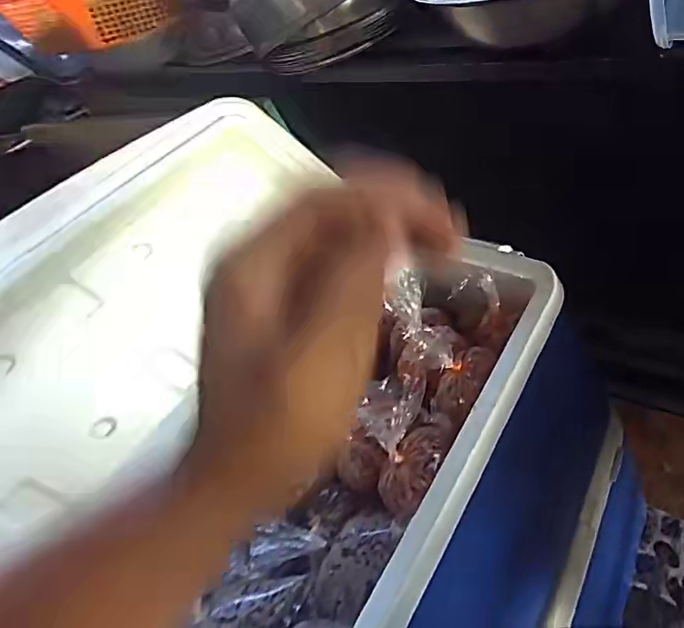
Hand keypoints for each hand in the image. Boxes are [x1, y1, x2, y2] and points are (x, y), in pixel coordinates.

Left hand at [180, 161, 461, 514]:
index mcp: (252, 264)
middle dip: (397, 204)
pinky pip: (345, 249)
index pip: (324, 200)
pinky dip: (385, 245)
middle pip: (335, 202)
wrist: (234, 487)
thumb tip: (390, 218)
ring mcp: (275, 275)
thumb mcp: (320, 355)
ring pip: (344, 222)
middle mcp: (260, 257)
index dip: (386, 196)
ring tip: (444, 236)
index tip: (436, 214)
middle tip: (449, 225)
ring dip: (396, 221)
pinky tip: (413, 255)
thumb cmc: (276, 431)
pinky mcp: (295, 295)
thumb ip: (354, 277)